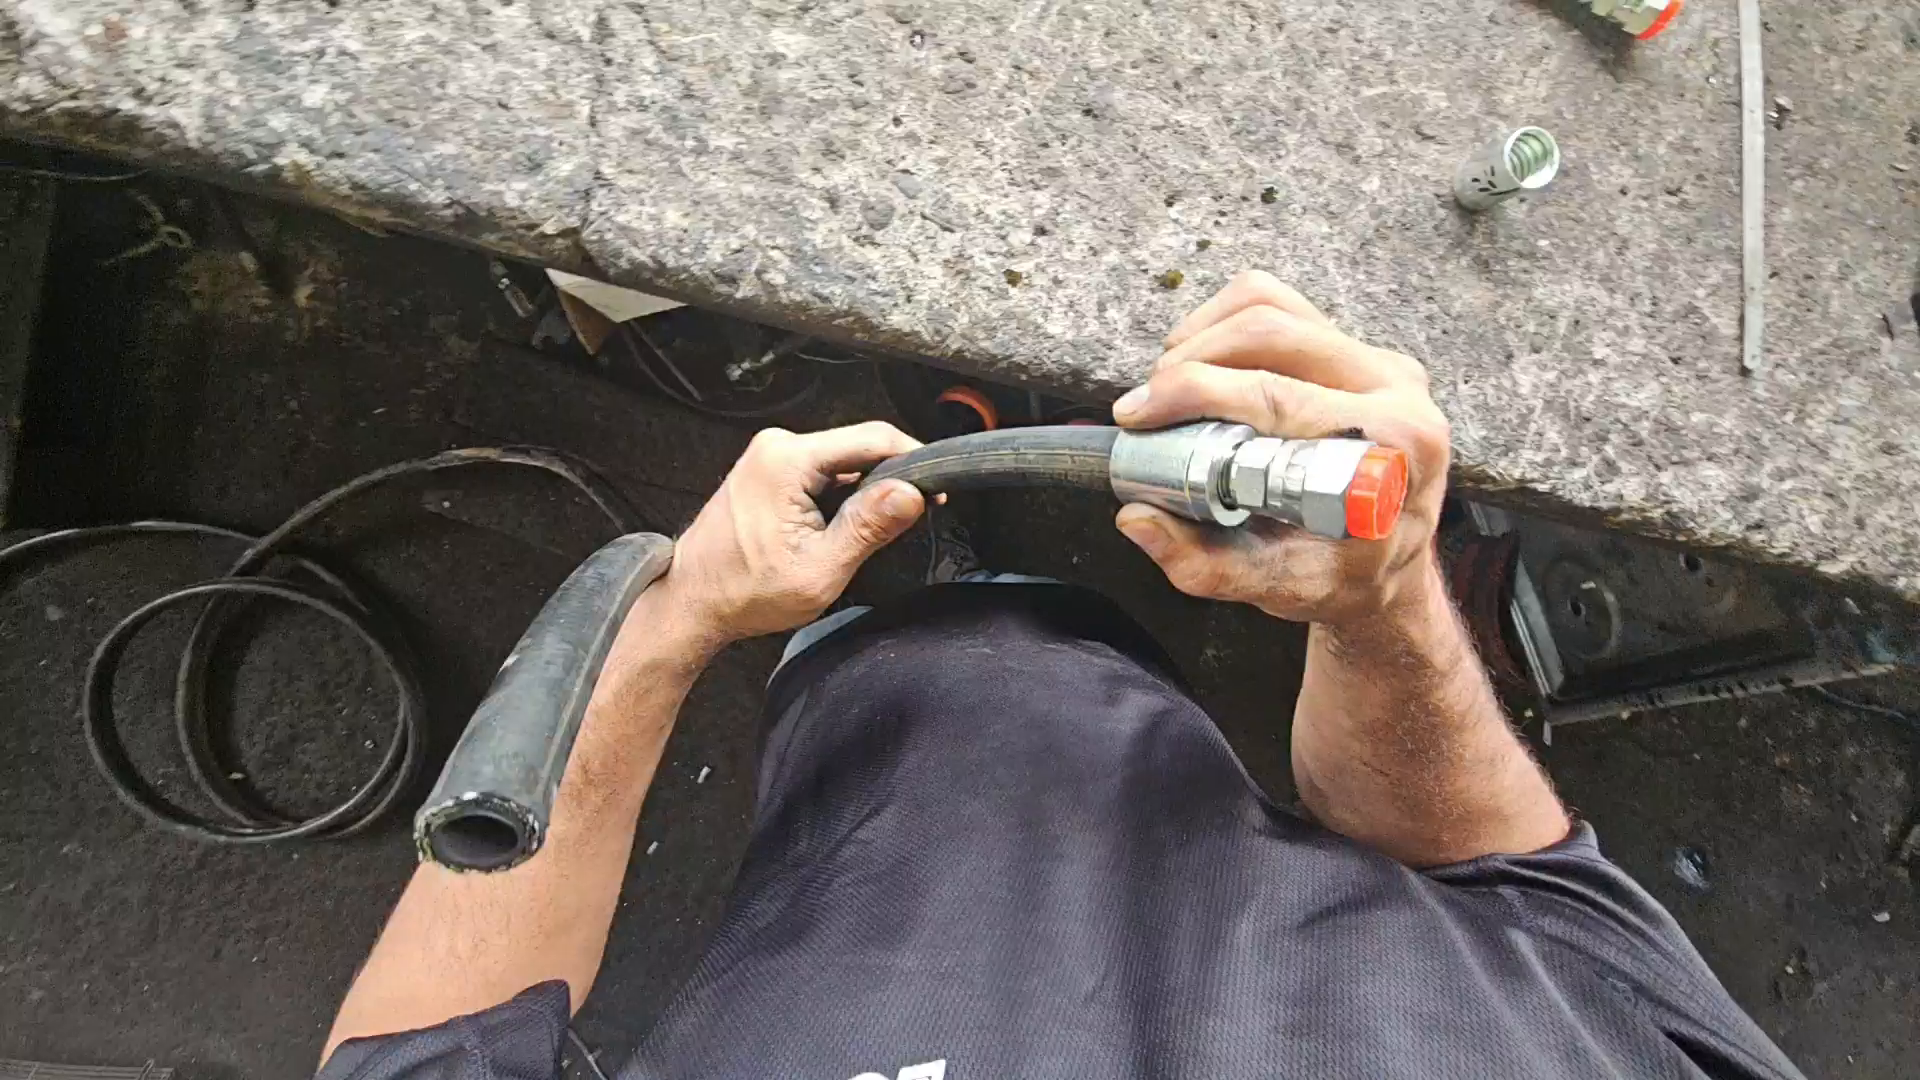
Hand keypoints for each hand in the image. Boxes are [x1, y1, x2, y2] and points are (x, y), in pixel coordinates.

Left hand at [654, 422, 926, 647]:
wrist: (693, 602)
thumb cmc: (744, 591)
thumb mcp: (820, 569)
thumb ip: (868, 527)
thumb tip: (911, 493)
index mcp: (787, 460)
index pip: (873, 438)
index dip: (914, 461)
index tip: (935, 489)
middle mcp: (777, 447)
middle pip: (859, 446)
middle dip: (890, 479)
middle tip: (909, 518)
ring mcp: (771, 456)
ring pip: (844, 460)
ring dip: (864, 490)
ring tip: (867, 531)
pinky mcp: (771, 470)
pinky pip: (824, 471)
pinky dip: (842, 495)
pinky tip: (840, 526)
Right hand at [1111, 271, 1449, 626]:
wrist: (1385, 566)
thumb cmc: (1339, 576)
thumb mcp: (1272, 588)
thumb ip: (1200, 562)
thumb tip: (1136, 518)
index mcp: (1387, 450)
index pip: (1275, 395)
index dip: (1193, 394)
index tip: (1136, 415)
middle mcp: (1395, 392)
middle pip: (1273, 334)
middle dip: (1189, 361)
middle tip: (1142, 404)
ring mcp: (1378, 366)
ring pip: (1274, 306)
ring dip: (1203, 334)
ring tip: (1165, 380)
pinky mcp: (1355, 353)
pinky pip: (1283, 307)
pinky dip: (1224, 321)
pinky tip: (1197, 359)